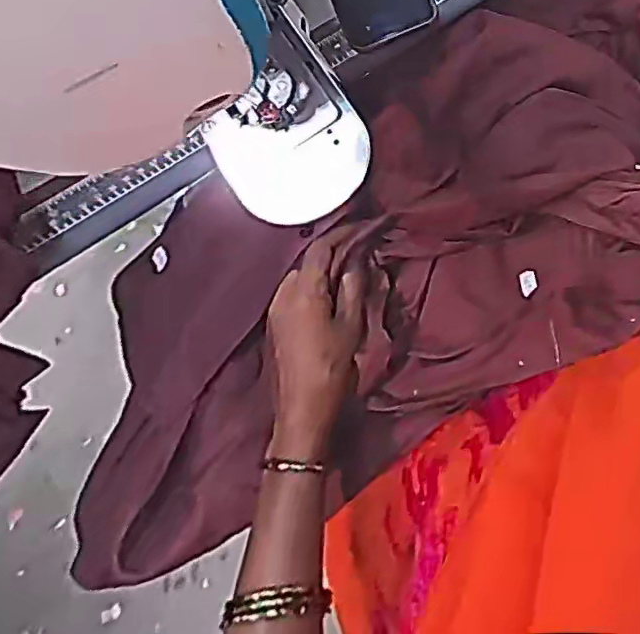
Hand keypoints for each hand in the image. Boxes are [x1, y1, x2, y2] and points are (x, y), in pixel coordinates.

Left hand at [265, 223, 369, 460]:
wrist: (301, 412)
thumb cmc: (331, 367)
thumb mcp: (351, 325)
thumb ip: (353, 287)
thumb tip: (355, 263)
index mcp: (303, 291)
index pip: (322, 247)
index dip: (343, 232)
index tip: (364, 226)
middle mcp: (284, 294)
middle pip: (310, 260)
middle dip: (336, 251)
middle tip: (362, 250)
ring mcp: (276, 310)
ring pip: (302, 275)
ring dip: (325, 269)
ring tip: (350, 272)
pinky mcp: (275, 323)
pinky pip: (296, 291)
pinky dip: (315, 285)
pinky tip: (332, 295)